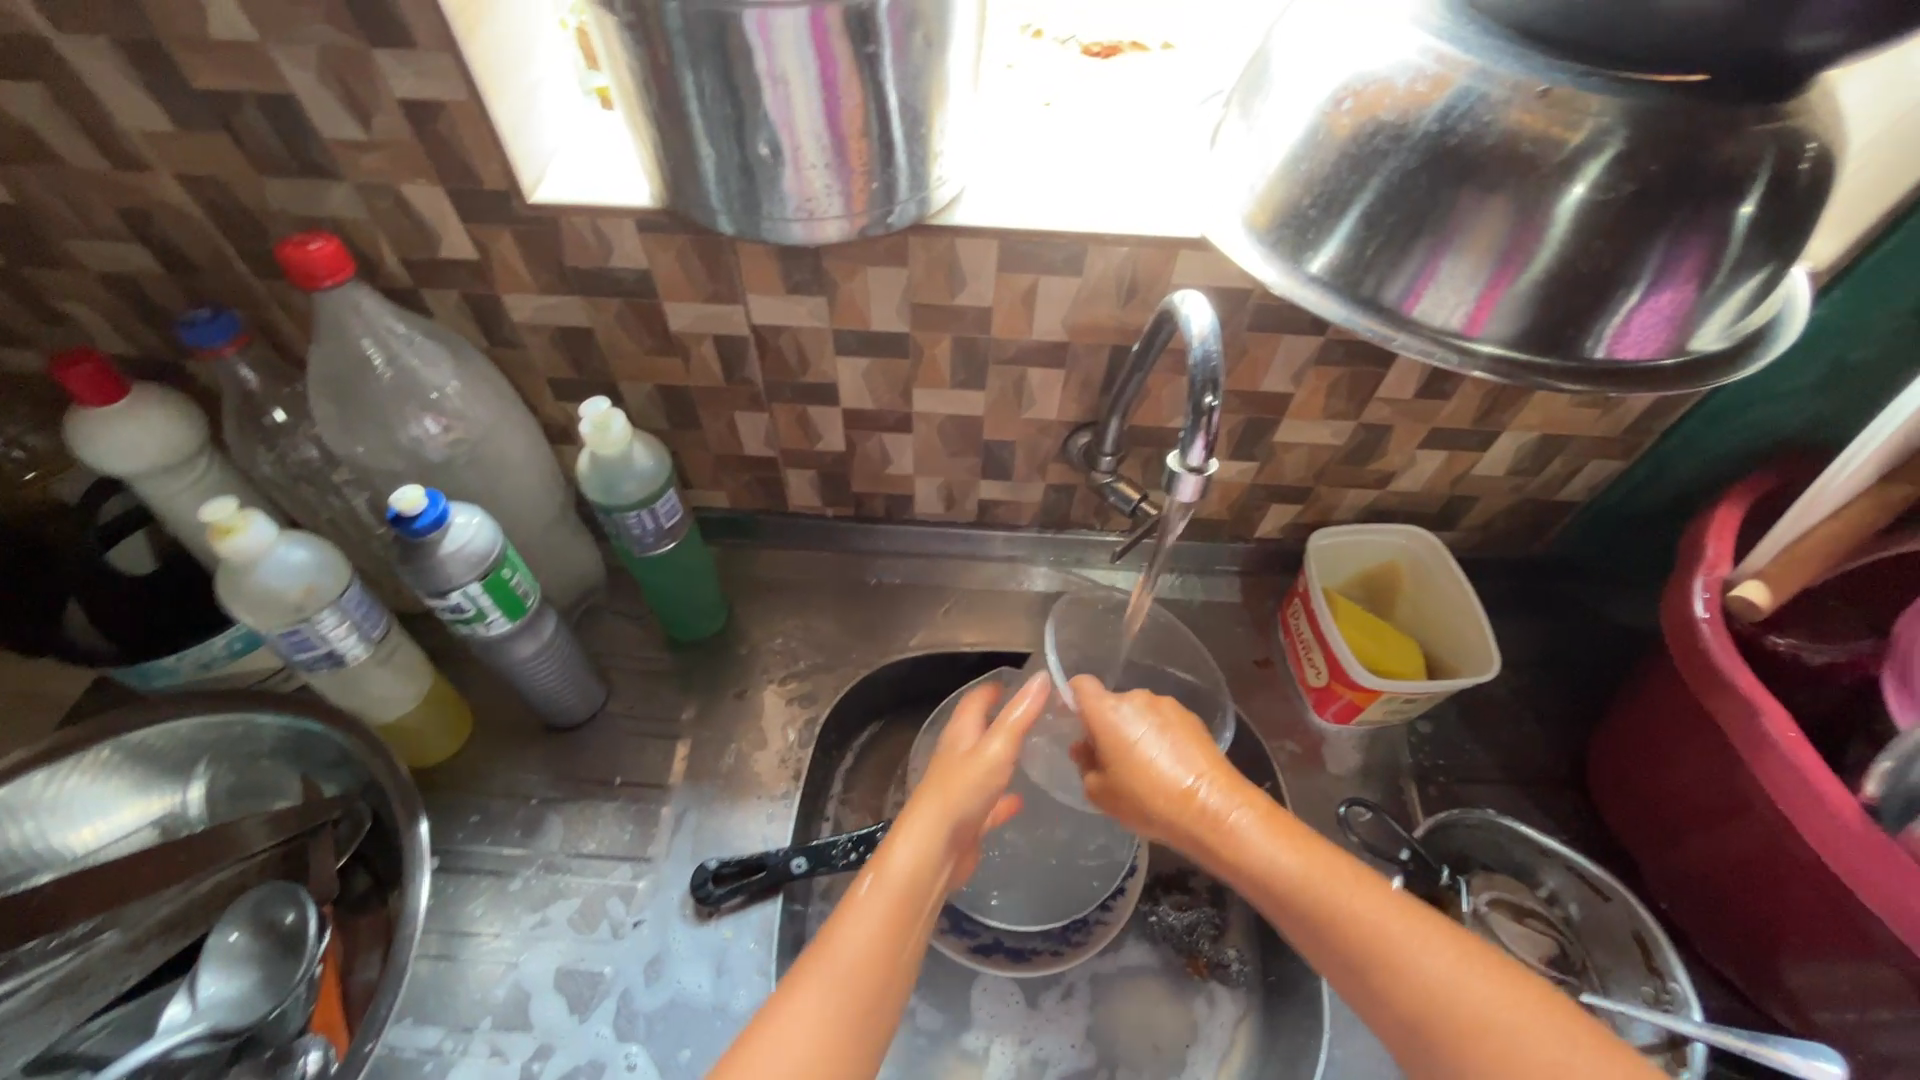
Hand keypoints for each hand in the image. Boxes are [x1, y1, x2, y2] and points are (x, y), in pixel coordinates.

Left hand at [894, 672, 1047, 890]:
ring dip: (1004, 759)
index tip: (1021, 683)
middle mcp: (958, 756)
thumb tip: (1042, 676)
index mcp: (961, 734)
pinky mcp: (968, 818)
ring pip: (985, 766)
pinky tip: (1020, 801)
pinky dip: (1004, 799)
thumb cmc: (963, 791)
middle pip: (980, 731)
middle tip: (1037, 716)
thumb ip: (1020, 714)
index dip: (995, 689)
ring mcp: (961, 788)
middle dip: (1003, 721)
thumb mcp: (997, 747)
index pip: (976, 700)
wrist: (934, 850)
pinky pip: (990, 802)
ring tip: (1034, 753)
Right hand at [1067, 675, 1255, 853]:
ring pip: (1139, 713)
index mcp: (1108, 711)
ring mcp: (1168, 705)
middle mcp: (1137, 699)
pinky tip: (1169, 767)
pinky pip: (1164, 722)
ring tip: (1145, 767)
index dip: (1072, 698)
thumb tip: (1085, 747)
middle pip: (1112, 703)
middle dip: (1107, 725)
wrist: (1211, 808)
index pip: (1080, 684)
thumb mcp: (1099, 793)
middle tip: (1111, 759)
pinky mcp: (1192, 718)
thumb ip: (1084, 764)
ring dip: (1135, 731)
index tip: (1074, 722)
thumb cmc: (1147, 800)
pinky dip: (1160, 737)